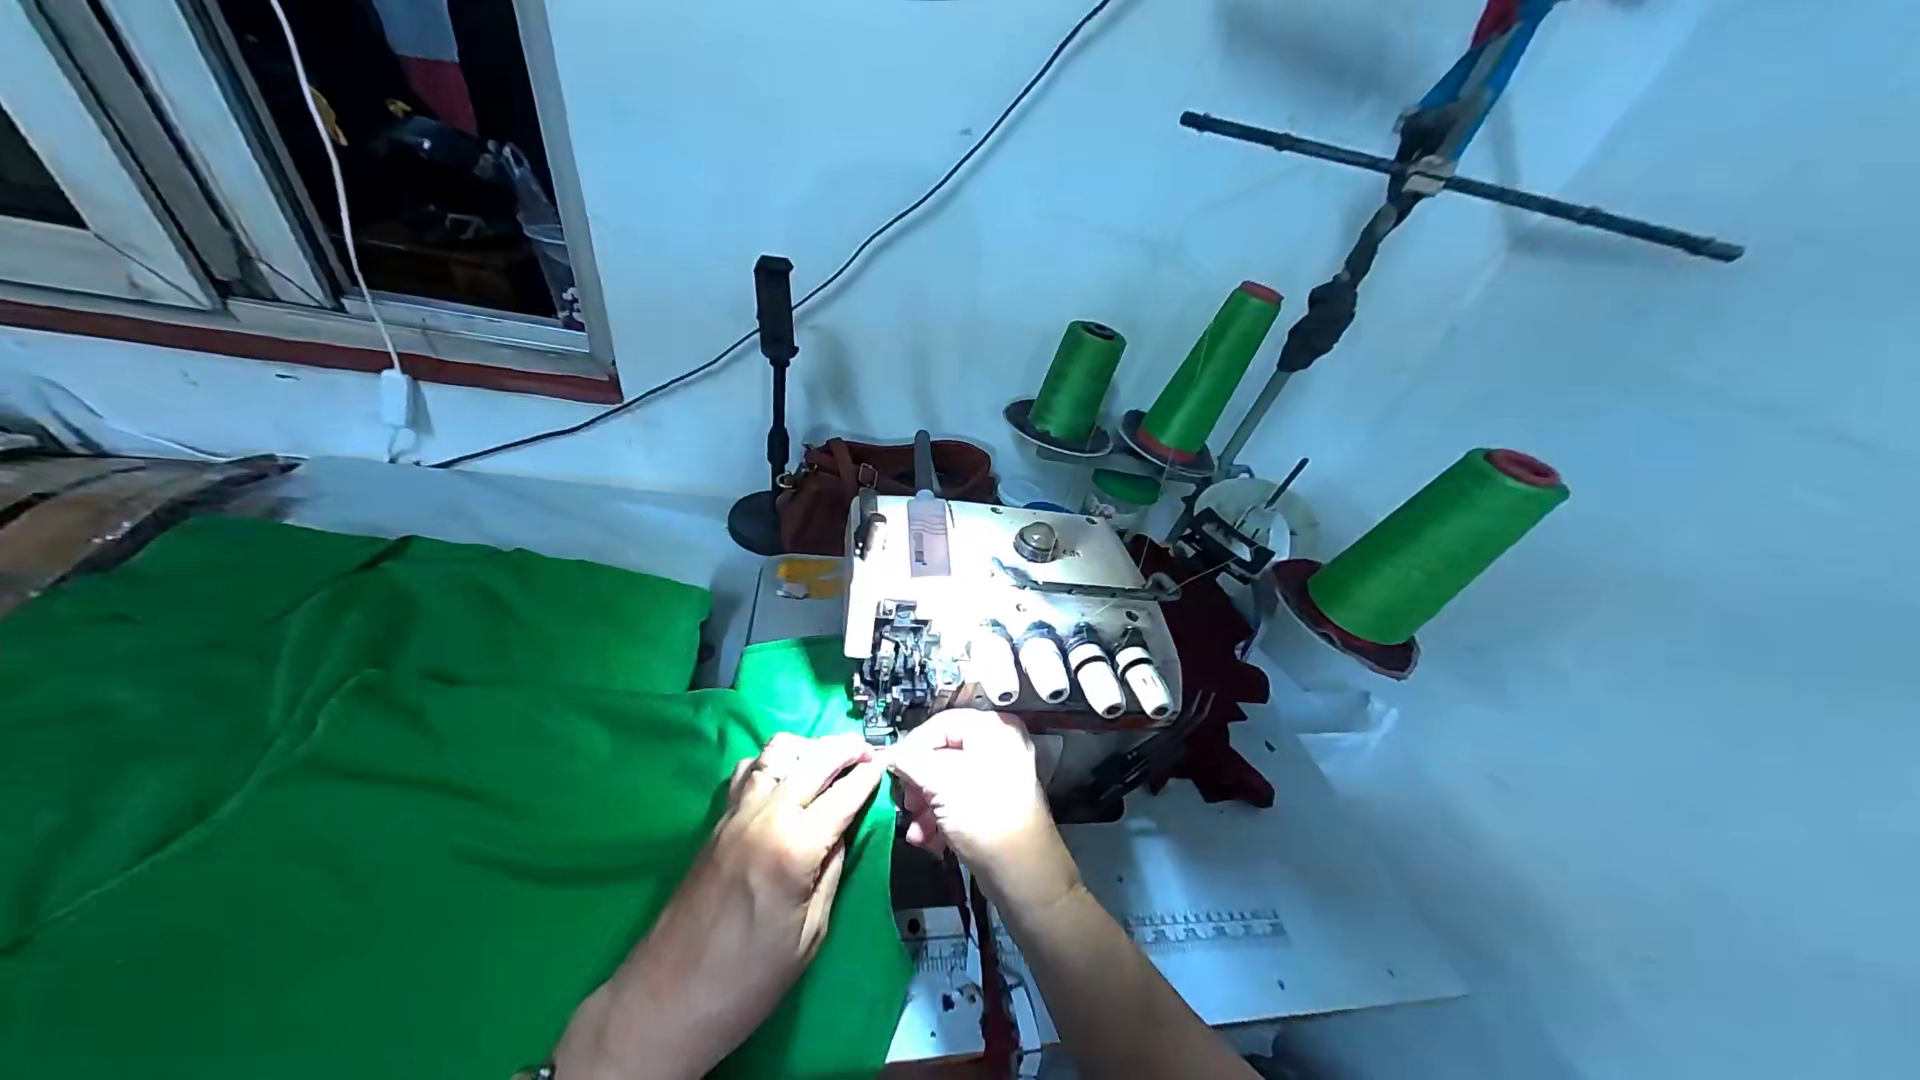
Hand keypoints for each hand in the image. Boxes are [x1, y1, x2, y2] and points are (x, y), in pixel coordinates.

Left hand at [555, 733, 884, 1079]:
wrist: (670, 996)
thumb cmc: (749, 978)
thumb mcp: (810, 932)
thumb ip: (831, 870)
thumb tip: (845, 831)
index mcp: (794, 847)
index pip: (843, 795)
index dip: (868, 776)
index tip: (886, 762)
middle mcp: (765, 816)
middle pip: (814, 760)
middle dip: (846, 749)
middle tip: (867, 751)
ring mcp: (737, 812)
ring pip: (778, 752)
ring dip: (809, 748)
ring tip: (829, 757)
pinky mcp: (718, 819)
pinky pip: (750, 769)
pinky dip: (775, 760)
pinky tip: (785, 775)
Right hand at [883, 711, 1080, 915]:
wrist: (1022, 872)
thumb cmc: (983, 815)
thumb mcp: (938, 781)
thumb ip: (910, 761)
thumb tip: (893, 755)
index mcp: (992, 729)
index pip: (940, 724)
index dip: (912, 746)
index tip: (893, 768)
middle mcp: (999, 746)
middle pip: (942, 755)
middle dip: (918, 783)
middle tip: (907, 802)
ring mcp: (998, 777)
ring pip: (947, 782)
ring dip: (925, 806)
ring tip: (917, 829)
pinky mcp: (994, 805)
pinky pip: (959, 801)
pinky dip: (941, 818)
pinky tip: (929, 839)